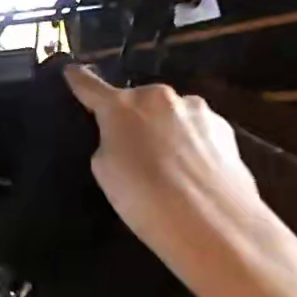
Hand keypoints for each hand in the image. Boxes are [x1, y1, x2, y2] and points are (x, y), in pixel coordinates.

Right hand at [63, 65, 296, 290]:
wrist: (213, 224)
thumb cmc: (144, 198)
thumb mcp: (105, 172)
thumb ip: (109, 143)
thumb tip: (125, 137)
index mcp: (121, 106)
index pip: (89, 86)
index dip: (78, 80)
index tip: (70, 72)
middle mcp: (159, 97)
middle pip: (138, 101)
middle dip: (134, 118)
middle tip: (136, 153)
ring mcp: (196, 109)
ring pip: (172, 115)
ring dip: (167, 130)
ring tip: (173, 168)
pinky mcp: (226, 128)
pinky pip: (198, 131)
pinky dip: (193, 145)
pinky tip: (197, 174)